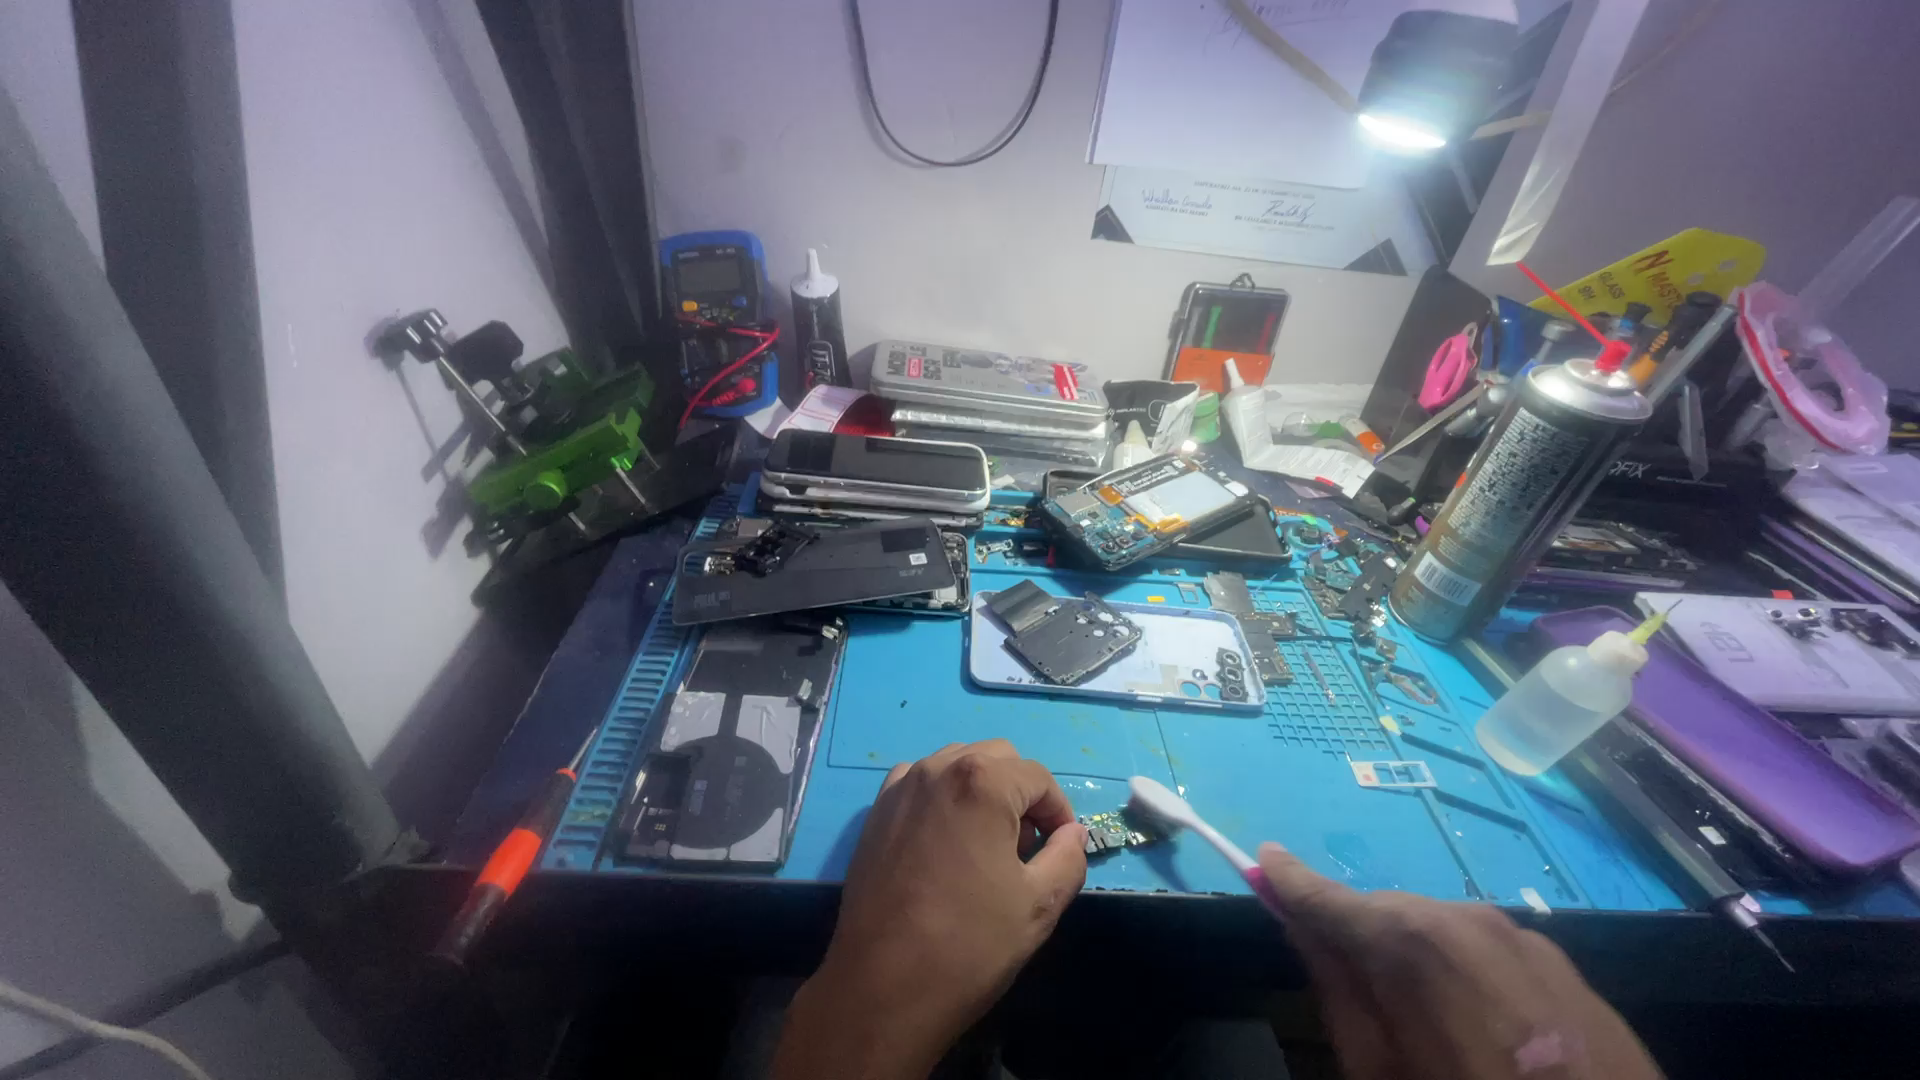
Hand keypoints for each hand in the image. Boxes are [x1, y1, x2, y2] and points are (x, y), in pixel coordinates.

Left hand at [773, 740, 1086, 1079]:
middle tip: (1024, 849)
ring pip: (958, 762)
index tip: (1059, 851)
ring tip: (984, 845)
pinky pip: (922, 781)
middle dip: (1021, 794)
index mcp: (982, 782)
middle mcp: (939, 768)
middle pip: (999, 758)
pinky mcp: (877, 808)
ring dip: (982, 789)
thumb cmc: (968, 944)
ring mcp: (903, 785)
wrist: (881, 987)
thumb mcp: (1039, 905)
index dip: (1058, 813)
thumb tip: (1071, 833)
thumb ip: (1068, 857)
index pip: (1039, 778)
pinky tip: (944, 841)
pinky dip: (943, 796)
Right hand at [1258, 844, 1662, 1079]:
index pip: (1324, 897)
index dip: (1288, 880)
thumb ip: (1336, 989)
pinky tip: (1490, 1026)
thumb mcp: (1377, 1070)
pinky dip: (1470, 971)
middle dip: (1362, 937)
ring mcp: (1518, 935)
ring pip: (1437, 927)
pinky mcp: (1562, 963)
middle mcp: (1459, 918)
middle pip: (1382, 913)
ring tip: (1437, 1020)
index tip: (1263, 859)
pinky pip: (1489, 950)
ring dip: (1419, 955)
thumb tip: (1305, 929)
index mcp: (1404, 942)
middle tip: (1363, 990)